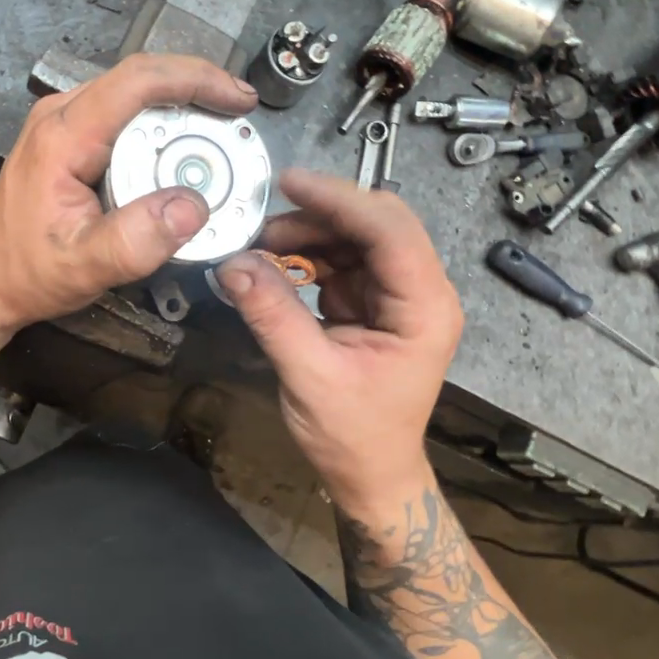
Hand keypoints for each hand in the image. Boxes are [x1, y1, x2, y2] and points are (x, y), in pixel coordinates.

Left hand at [0, 54, 258, 338]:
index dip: (195, 79)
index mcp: (63, 136)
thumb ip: (136, 240)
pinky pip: (123, 116)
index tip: (239, 99)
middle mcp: (61, 116)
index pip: (137, 82)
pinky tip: (184, 147)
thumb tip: (193, 207)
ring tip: (222, 130)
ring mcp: (62, 124)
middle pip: (139, 80)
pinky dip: (161, 125)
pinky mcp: (69, 140)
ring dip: (181, 105)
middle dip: (197, 90)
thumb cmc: (27, 273)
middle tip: (240, 119)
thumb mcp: (84, 266)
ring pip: (133, 95)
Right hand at [212, 171, 463, 513]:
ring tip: (260, 247)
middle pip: (377, 225)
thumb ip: (272, 316)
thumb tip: (232, 264)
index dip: (340, 200)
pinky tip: (274, 267)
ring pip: (356, 240)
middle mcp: (420, 293)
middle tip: (263, 225)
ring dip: (308, 236)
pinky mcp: (372, 306)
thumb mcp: (309, 376)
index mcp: (425, 308)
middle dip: (320, 217)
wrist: (370, 475)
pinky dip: (306, 259)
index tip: (289, 183)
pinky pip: (340, 264)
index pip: (389, 231)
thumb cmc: (353, 436)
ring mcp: (396, 298)